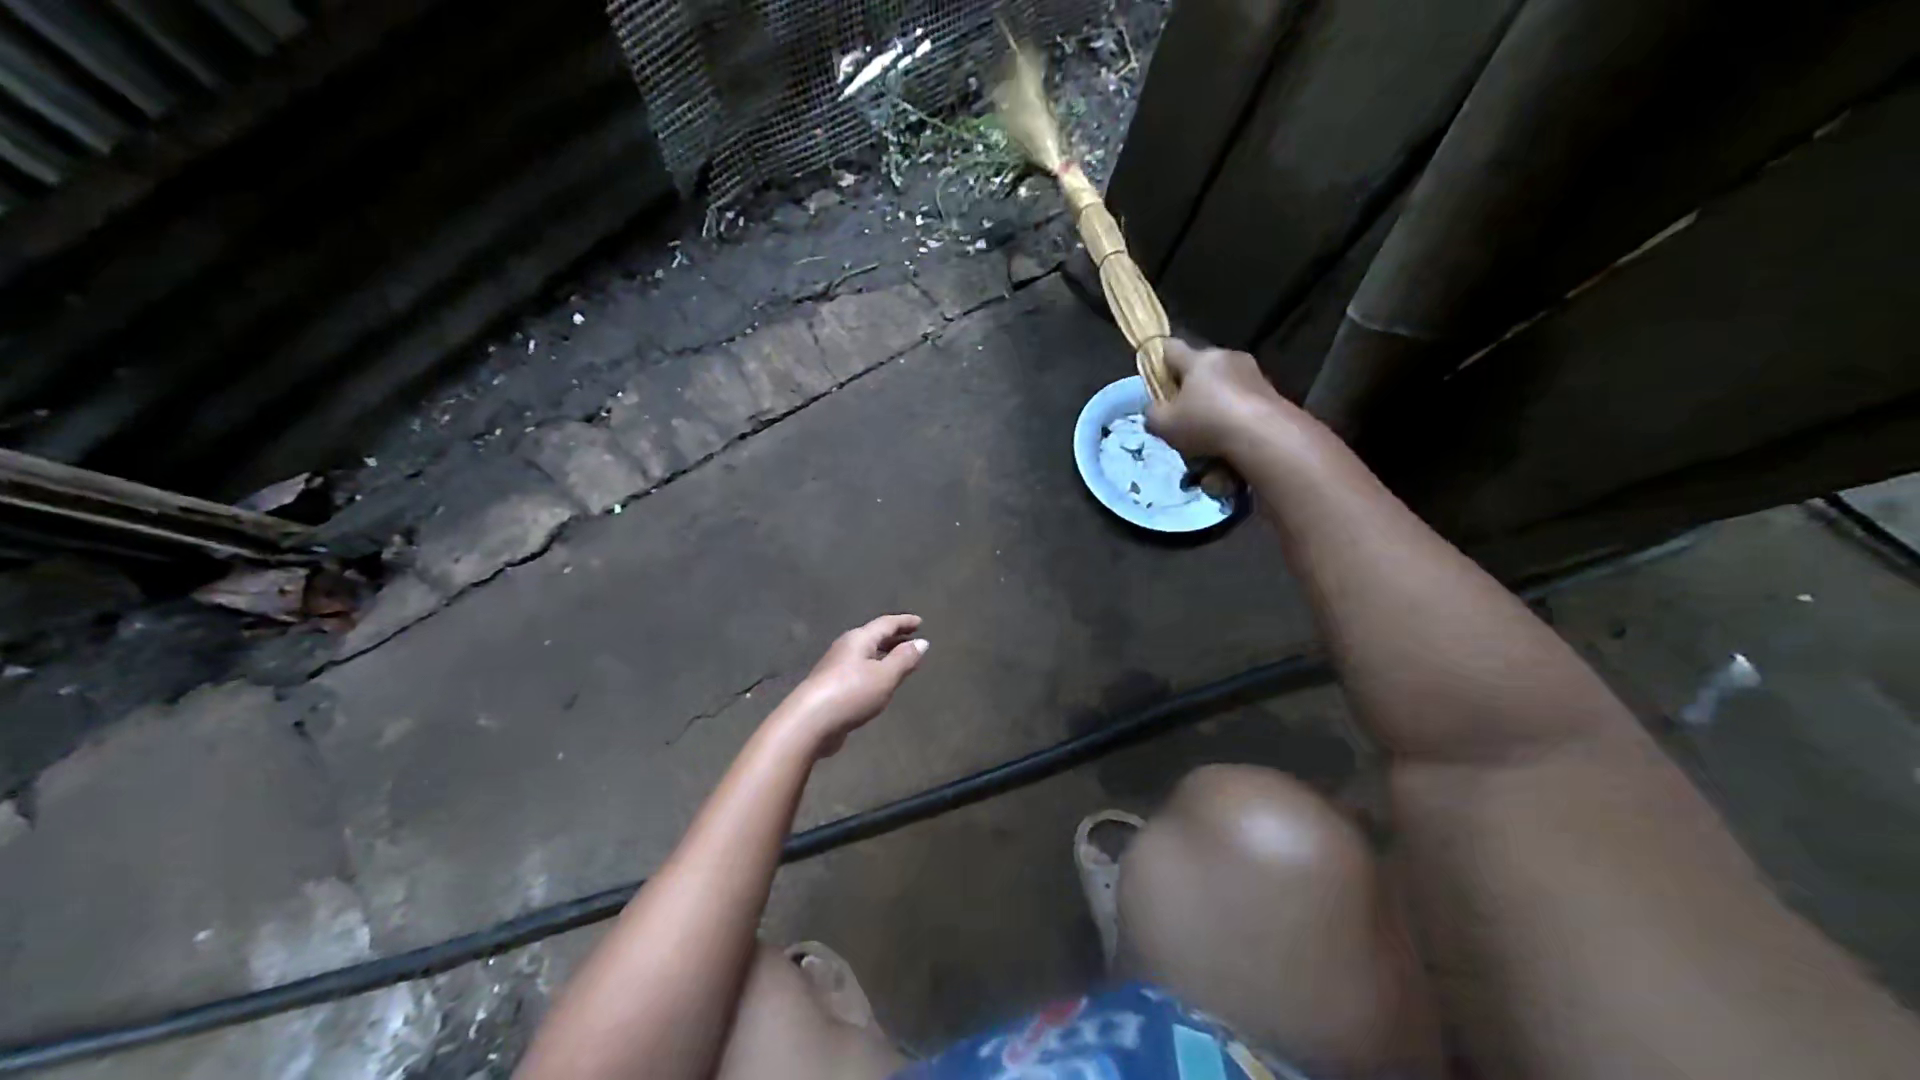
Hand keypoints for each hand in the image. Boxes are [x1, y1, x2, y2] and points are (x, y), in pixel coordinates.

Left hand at [777, 614, 928, 755]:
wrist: (810, 722)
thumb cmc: (852, 693)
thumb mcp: (885, 676)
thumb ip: (904, 659)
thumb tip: (921, 642)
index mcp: (859, 639)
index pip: (886, 624)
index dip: (904, 622)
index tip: (920, 622)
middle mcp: (846, 647)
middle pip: (874, 637)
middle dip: (895, 637)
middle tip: (913, 637)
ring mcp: (836, 666)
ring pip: (866, 654)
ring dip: (885, 654)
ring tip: (901, 659)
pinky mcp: (832, 685)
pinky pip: (860, 669)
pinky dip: (875, 668)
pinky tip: (880, 681)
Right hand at [1146, 339, 1301, 460]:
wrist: (1265, 435)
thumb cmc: (1207, 422)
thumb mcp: (1165, 425)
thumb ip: (1153, 414)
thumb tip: (1155, 410)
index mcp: (1198, 359)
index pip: (1170, 348)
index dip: (1158, 360)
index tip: (1154, 378)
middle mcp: (1226, 357)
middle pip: (1200, 367)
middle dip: (1190, 386)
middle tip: (1181, 412)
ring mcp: (1253, 372)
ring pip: (1224, 383)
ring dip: (1215, 400)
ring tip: (1208, 429)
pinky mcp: (1271, 391)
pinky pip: (1243, 399)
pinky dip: (1234, 413)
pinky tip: (1230, 436)